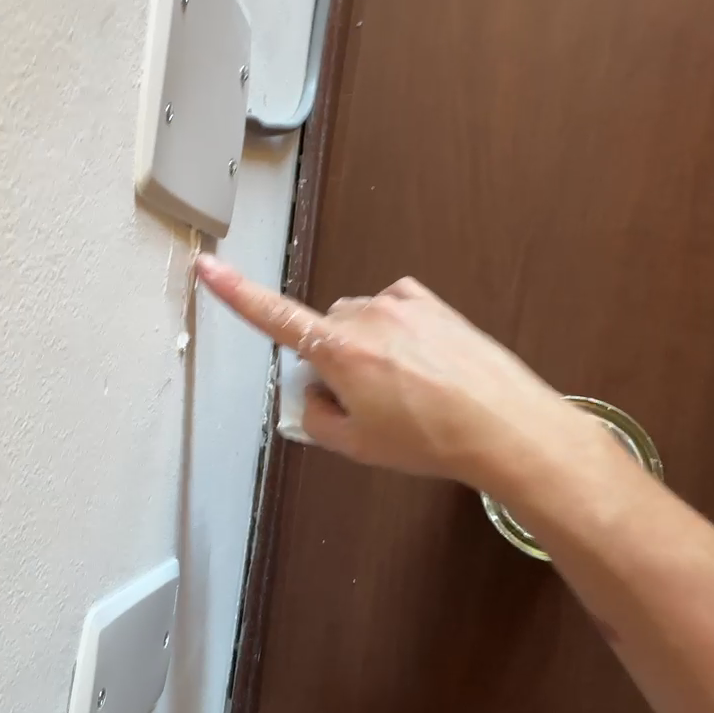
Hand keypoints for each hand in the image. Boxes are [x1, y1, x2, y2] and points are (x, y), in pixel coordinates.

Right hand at [194, 254, 595, 494]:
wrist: (506, 425)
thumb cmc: (432, 440)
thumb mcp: (357, 446)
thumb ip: (315, 417)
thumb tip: (311, 396)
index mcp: (341, 351)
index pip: (274, 318)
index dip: (235, 293)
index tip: (207, 266)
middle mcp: (366, 316)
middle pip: (322, 332)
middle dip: (332, 360)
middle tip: (366, 403)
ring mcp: (399, 303)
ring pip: (357, 322)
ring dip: (365, 348)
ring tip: (403, 389)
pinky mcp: (427, 301)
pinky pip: (389, 310)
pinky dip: (392, 333)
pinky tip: (418, 364)